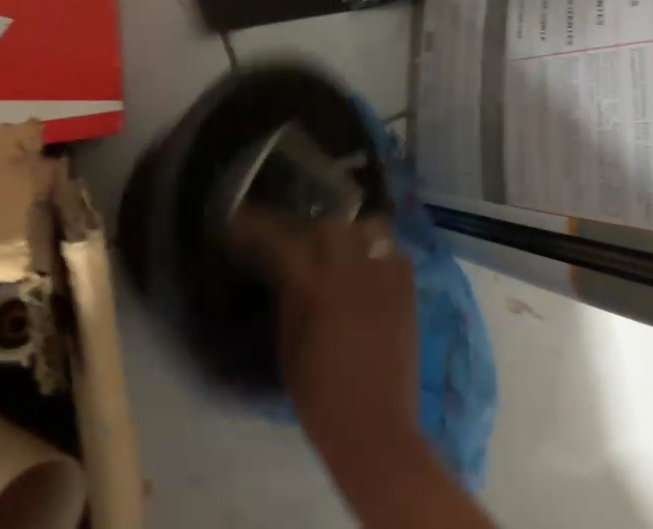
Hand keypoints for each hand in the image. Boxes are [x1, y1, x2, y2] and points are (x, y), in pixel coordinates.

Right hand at [229, 211, 419, 450]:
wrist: (375, 427)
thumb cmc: (320, 397)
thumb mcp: (289, 349)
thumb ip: (289, 301)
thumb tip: (288, 272)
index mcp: (317, 288)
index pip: (284, 243)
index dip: (260, 230)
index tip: (244, 225)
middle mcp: (355, 273)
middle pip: (334, 226)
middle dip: (316, 234)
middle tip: (306, 252)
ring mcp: (386, 280)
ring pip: (373, 231)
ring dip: (356, 239)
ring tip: (345, 259)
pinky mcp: (409, 294)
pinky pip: (397, 256)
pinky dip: (381, 259)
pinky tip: (371, 279)